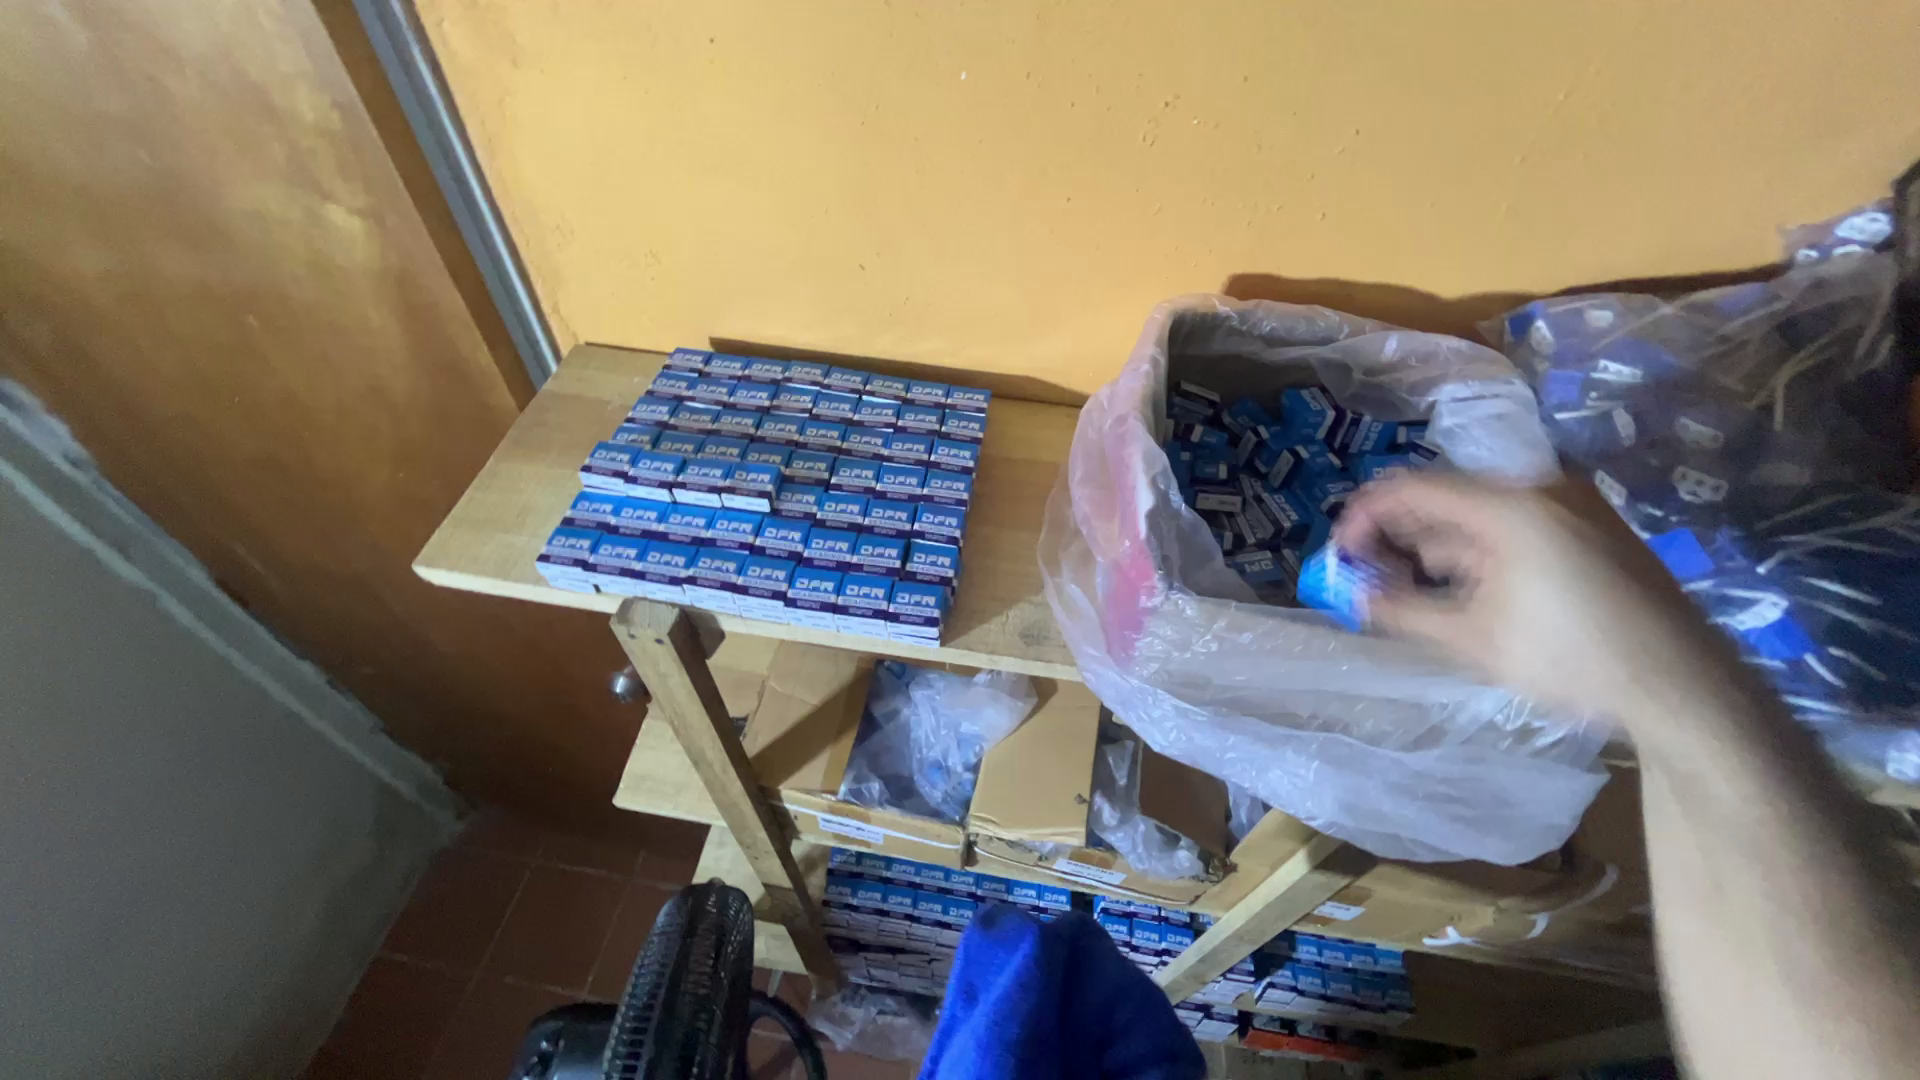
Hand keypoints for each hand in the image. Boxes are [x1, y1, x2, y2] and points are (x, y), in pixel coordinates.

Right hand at [1333, 472, 1742, 725]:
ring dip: (1429, 547)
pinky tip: (1457, 589)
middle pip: (1439, 497)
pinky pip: (1505, 524)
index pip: (1407, 488)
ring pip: (1471, 513)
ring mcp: (1568, 505)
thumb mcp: (1470, 639)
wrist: (1686, 688)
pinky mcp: (1585, 527)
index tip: (1340, 556)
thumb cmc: (1573, 660)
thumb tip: (1351, 593)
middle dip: (1394, 535)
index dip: (1362, 518)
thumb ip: (1398, 609)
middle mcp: (1538, 490)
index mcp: (1508, 506)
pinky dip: (1470, 550)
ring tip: (1406, 590)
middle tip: (1368, 577)